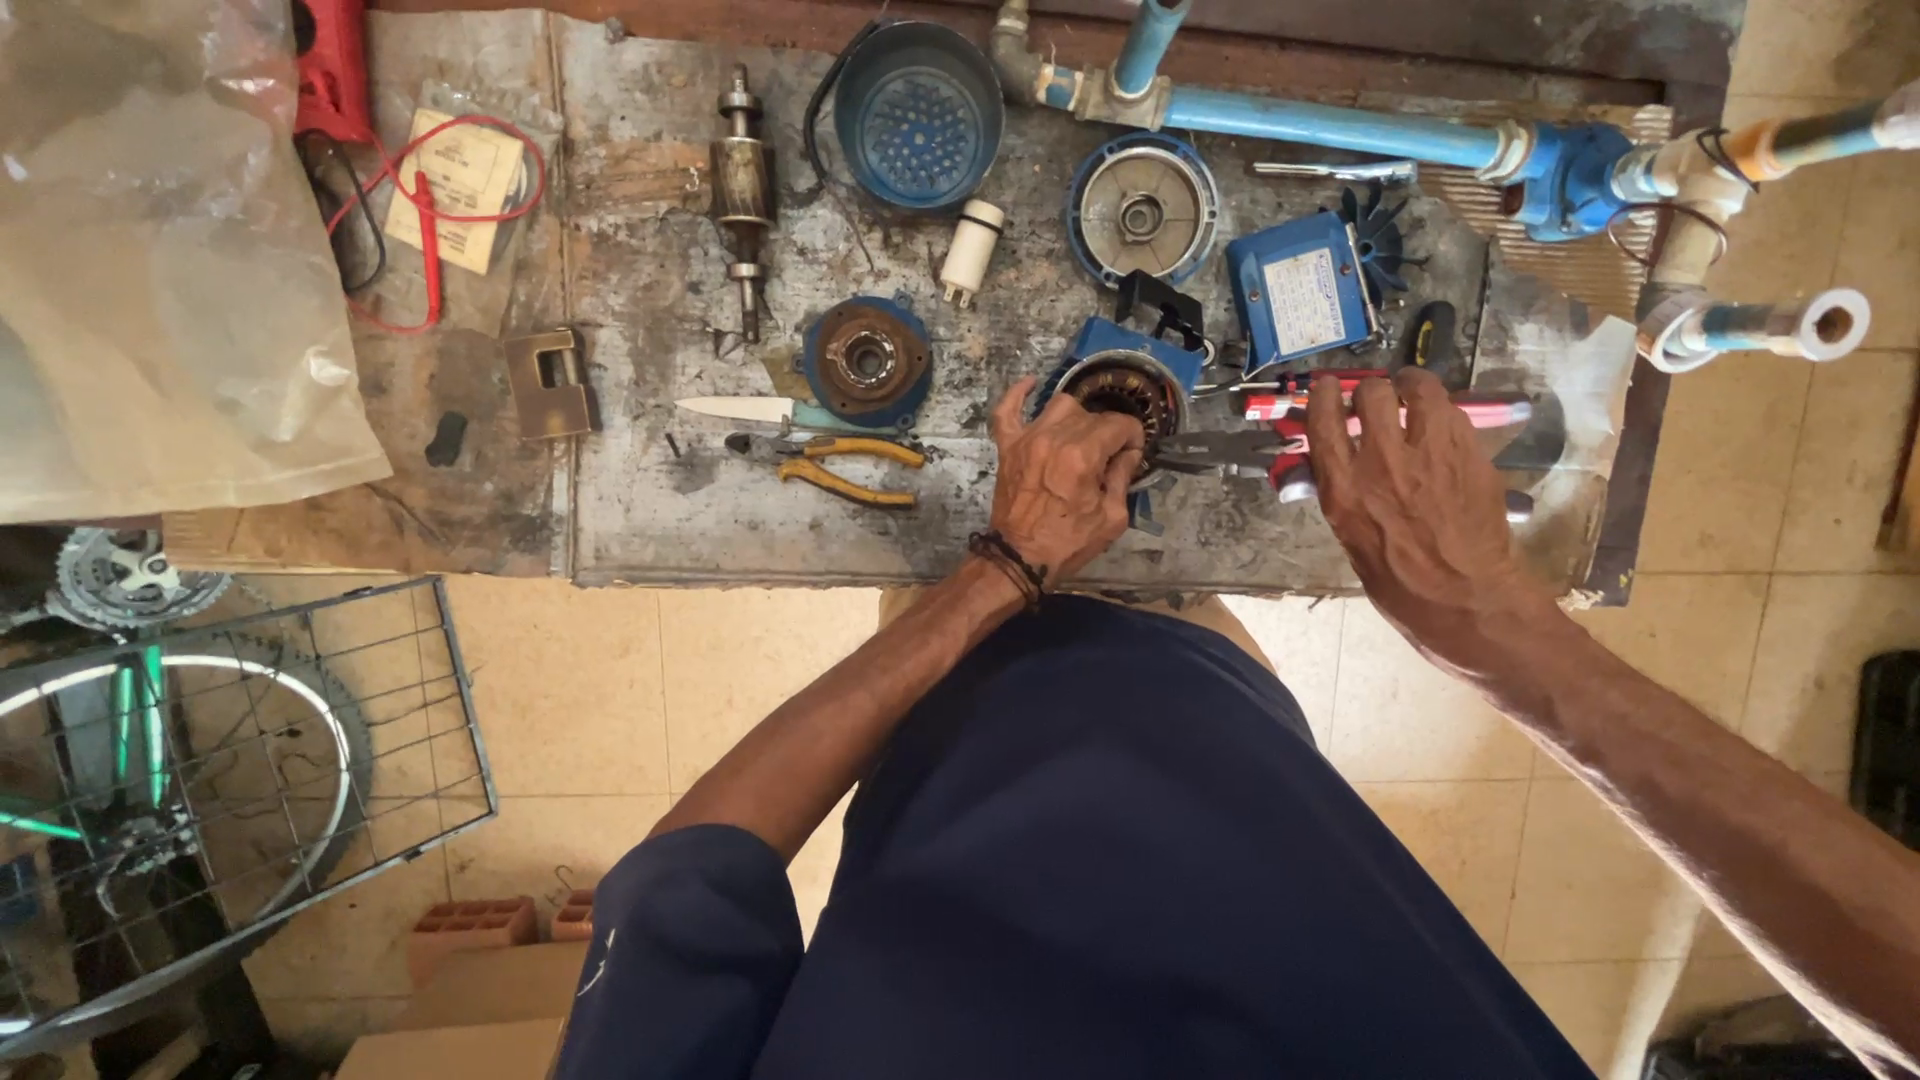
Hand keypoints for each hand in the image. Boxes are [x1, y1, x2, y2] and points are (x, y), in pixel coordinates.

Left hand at [987, 376, 1144, 585]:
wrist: (1020, 559)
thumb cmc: (1068, 543)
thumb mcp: (1112, 518)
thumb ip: (1122, 478)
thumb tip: (1128, 454)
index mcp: (1083, 456)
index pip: (1119, 425)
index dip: (1132, 439)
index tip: (1130, 457)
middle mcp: (1054, 438)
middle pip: (1092, 416)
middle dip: (1108, 433)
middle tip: (1108, 459)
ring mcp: (1027, 439)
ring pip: (1059, 405)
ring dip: (1076, 417)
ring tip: (1081, 439)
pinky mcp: (1007, 447)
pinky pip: (1007, 410)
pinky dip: (1017, 395)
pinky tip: (1031, 385)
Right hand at [1307, 368, 1557, 676]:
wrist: (1465, 600)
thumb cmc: (1396, 582)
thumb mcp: (1349, 536)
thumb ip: (1342, 492)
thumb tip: (1335, 464)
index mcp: (1345, 488)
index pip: (1324, 419)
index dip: (1323, 394)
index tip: (1327, 387)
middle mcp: (1383, 462)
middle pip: (1372, 394)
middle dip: (1370, 390)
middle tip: (1374, 397)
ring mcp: (1432, 454)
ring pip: (1420, 389)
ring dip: (1410, 385)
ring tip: (1410, 390)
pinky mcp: (1470, 454)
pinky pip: (1452, 414)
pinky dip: (1440, 409)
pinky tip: (1439, 421)